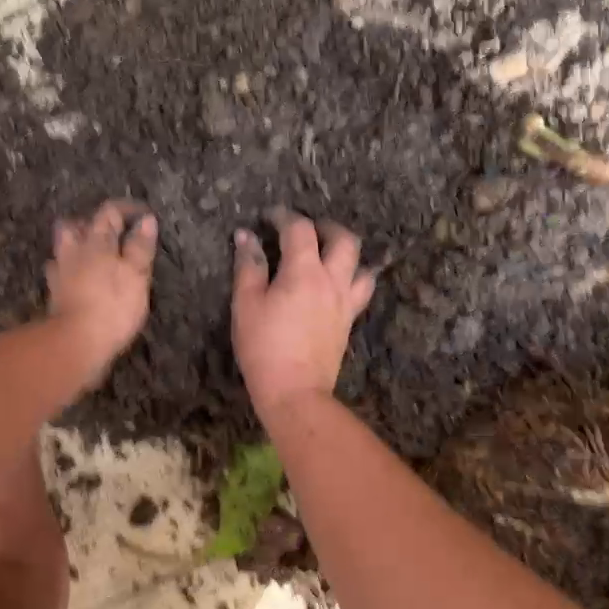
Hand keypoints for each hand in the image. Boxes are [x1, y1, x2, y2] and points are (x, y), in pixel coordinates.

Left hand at [46, 200, 157, 374]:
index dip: (127, 209)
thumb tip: (146, 220)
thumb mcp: (136, 275)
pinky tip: (78, 277)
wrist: (75, 341)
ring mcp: (60, 270)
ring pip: (64, 245)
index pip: (108, 212)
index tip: (144, 215)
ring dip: (77, 244)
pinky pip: (59, 269)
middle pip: (76, 224)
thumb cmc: (112, 306)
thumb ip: (140, 247)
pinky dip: (69, 268)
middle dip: (92, 223)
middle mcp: (73, 249)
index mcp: (96, 241)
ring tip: (94, 254)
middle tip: (111, 232)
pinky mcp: (54, 291)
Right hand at [232, 208, 373, 415]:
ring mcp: (346, 303)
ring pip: (362, 266)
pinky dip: (351, 278)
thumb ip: (249, 266)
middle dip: (325, 227)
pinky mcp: (348, 322)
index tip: (269, 216)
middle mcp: (332, 281)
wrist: (295, 391)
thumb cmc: (263, 346)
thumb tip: (246, 236)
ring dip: (346, 253)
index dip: (284, 216)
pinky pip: (360, 291)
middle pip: (344, 240)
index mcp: (304, 272)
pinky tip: (334, 284)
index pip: (300, 229)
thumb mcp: (246, 304)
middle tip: (305, 229)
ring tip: (326, 255)